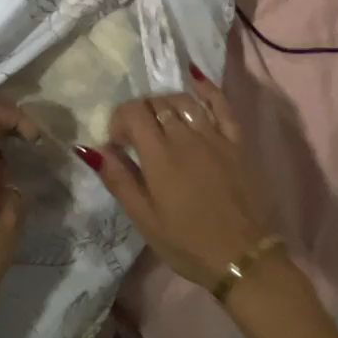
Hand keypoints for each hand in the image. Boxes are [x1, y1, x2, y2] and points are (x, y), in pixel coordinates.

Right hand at [79, 69, 276, 290]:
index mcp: (159, 155)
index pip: (133, 112)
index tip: (118, 143)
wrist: (244, 258)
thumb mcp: (144, 218)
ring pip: (184, 100)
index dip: (120, 120)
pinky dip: (207, 88)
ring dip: (166, 102)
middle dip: (141, 112)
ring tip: (161, 119)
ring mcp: (215, 136)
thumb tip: (92, 148)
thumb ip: (118, 179)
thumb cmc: (188, 243)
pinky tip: (194, 79)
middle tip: (137, 136)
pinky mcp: (237, 142)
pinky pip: (221, 105)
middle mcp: (186, 136)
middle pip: (157, 103)